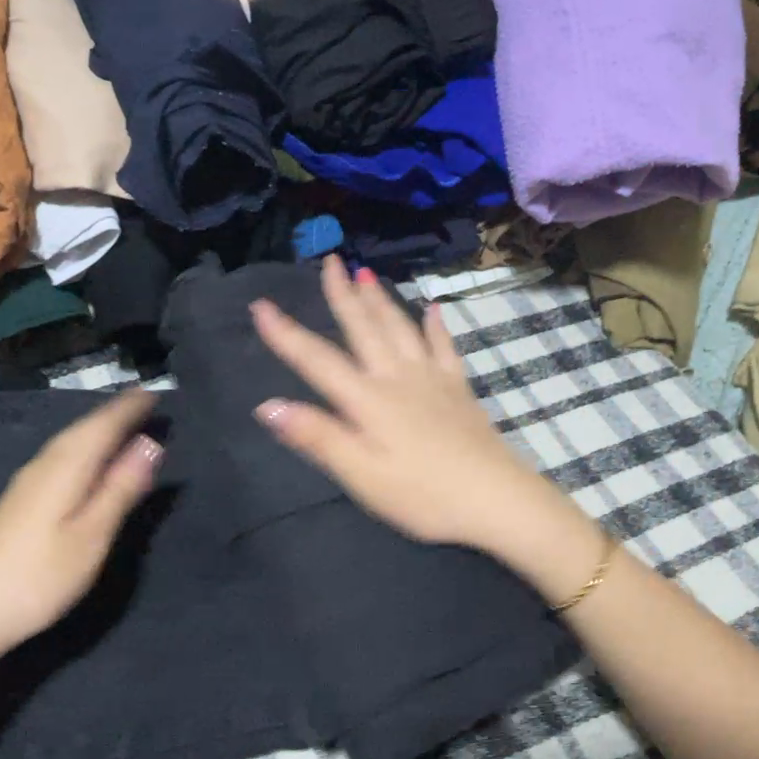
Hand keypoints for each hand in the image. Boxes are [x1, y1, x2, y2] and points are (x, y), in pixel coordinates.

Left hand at [0, 390, 162, 659]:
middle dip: (116, 413)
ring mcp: (28, 480)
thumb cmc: (40, 576)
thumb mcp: (92, 536)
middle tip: (147, 404)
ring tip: (125, 424)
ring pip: (71, 440)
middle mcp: (45, 462)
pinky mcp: (20, 499)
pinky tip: (88, 459)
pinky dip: (84, 446)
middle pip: (85, 427)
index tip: (156, 392)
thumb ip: (122, 488)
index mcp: (67, 466)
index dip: (131, 407)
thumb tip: (150, 443)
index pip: (104, 423)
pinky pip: (61, 454)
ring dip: (99, 428)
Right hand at [249, 257, 597, 581]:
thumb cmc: (424, 495)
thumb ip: (318, 437)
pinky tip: (432, 308)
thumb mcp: (363, 476)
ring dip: (380, 299)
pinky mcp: (458, 389)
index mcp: (368, 400)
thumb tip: (268, 405)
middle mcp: (397, 378)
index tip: (260, 305)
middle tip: (329, 260)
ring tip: (365, 272)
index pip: (317, 360)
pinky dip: (435, 325)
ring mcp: (431, 379)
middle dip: (342, 294)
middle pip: (364, 328)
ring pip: (400, 328)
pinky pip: (443, 347)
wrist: (497, 499)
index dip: (286, 334)